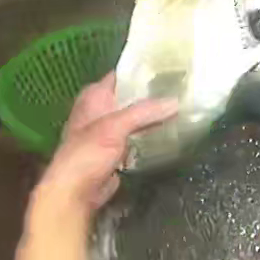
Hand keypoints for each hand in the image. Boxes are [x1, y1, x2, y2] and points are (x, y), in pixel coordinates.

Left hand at [37, 72, 178, 210]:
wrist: (75, 192)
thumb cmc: (87, 154)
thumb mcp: (115, 127)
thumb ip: (145, 112)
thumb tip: (177, 101)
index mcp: (95, 96)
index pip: (122, 74)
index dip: (144, 69)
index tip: (171, 67)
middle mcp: (102, 108)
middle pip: (132, 95)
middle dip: (154, 93)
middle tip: (183, 87)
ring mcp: (110, 129)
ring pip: (137, 115)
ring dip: (155, 113)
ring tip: (183, 104)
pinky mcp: (118, 148)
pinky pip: (139, 133)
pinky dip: (152, 131)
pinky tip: (171, 128)